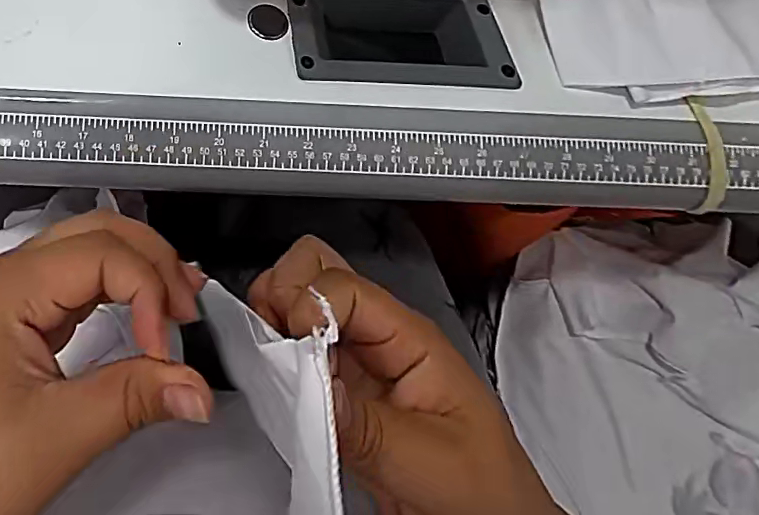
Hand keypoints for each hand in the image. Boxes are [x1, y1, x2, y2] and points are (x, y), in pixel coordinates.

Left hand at [0, 209, 214, 514]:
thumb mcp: (52, 437)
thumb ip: (131, 401)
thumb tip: (194, 388)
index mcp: (11, 287)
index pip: (104, 254)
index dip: (147, 292)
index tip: (167, 348)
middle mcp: (11, 277)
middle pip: (100, 232)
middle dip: (151, 260)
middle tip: (187, 307)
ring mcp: (13, 294)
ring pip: (91, 249)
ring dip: (139, 268)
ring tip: (177, 300)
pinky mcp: (19, 318)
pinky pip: (79, 281)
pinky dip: (119, 288)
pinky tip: (142, 309)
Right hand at [250, 237, 561, 514]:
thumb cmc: (487, 494)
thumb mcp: (434, 465)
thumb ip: (369, 429)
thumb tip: (315, 390)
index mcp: (408, 336)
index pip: (343, 285)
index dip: (309, 305)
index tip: (294, 348)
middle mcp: (377, 333)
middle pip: (317, 267)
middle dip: (282, 291)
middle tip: (272, 339)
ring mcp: (355, 355)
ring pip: (300, 296)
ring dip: (273, 315)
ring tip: (272, 359)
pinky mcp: (338, 383)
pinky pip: (295, 343)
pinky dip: (273, 348)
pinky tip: (277, 378)